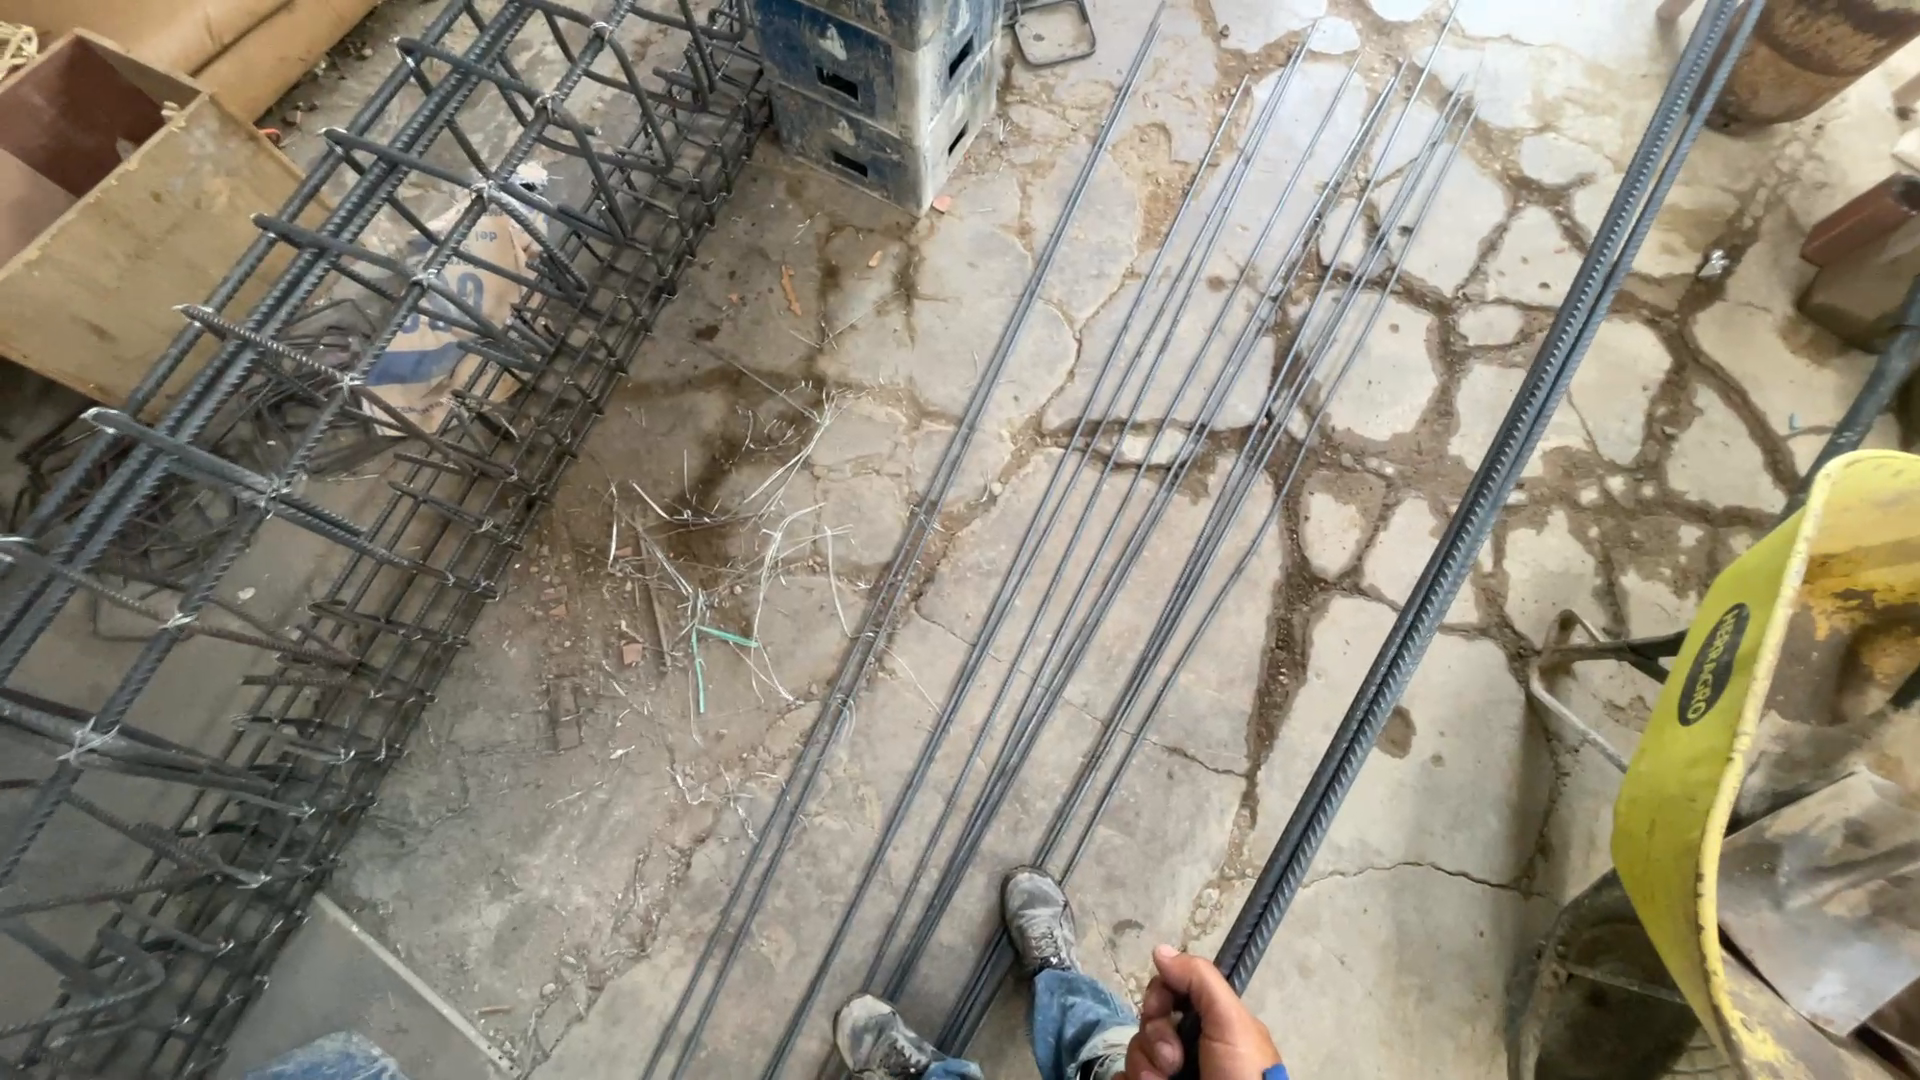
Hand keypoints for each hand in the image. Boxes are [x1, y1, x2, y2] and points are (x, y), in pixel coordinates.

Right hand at [1125, 945, 1280, 1079]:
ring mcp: (1170, 1076)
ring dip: (1143, 1066)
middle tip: (1172, 1062)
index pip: (1170, 990)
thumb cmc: (1243, 1079)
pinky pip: (1124, 1077)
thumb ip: (1200, 980)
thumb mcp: (1233, 1023)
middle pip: (1149, 1019)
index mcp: (1211, 1025)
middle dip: (1154, 1036)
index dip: (1160, 994)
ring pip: (1135, 1050)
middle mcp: (1189, 1047)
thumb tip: (1159, 951)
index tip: (1164, 1008)